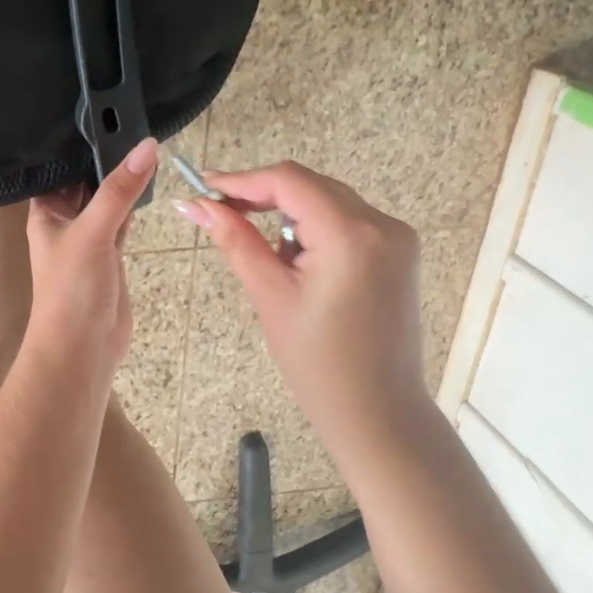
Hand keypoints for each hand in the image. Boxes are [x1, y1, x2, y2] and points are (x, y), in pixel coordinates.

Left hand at [20, 138, 159, 384]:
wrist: (83, 349)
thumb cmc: (71, 289)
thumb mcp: (93, 232)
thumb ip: (120, 190)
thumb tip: (147, 146)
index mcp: (45, 211)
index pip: (59, 168)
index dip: (76, 143)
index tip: (102, 110)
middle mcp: (64, 220)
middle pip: (85, 180)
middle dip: (105, 156)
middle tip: (131, 117)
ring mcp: (88, 237)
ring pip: (106, 199)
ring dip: (122, 178)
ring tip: (144, 137)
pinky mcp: (110, 254)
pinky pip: (121, 219)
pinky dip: (133, 203)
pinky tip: (149, 178)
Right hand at [175, 162, 423, 425]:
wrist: (378, 412)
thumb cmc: (317, 362)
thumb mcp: (269, 296)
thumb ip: (234, 240)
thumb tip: (195, 204)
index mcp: (351, 234)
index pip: (288, 180)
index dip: (240, 180)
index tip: (201, 189)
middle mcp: (382, 224)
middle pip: (308, 185)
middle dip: (260, 195)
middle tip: (216, 214)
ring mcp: (396, 237)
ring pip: (325, 201)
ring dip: (285, 214)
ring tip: (262, 255)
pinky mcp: (397, 252)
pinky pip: (344, 221)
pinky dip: (311, 230)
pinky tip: (294, 263)